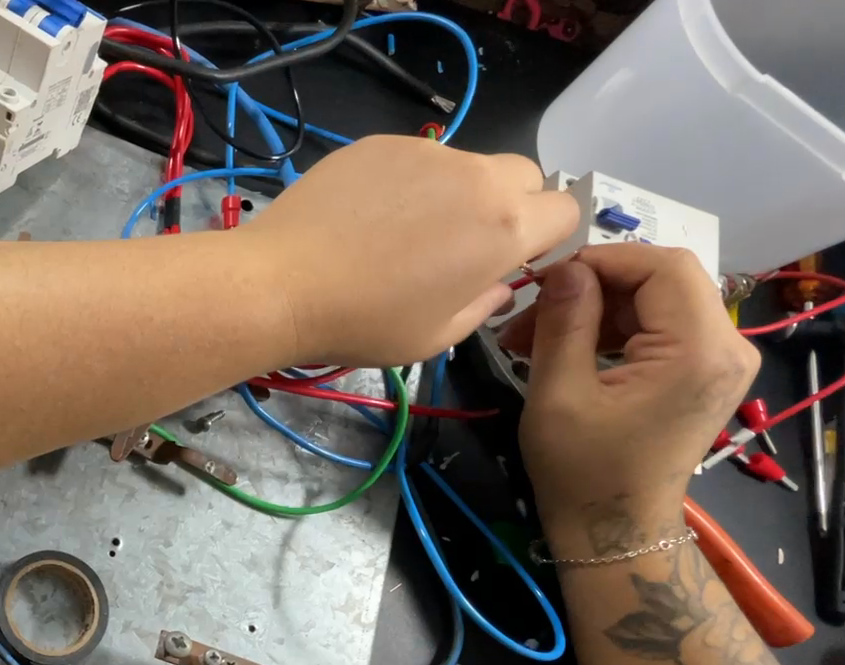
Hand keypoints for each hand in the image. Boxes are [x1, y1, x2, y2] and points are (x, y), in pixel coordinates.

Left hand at [248, 136, 579, 366]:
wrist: (277, 286)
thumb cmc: (356, 324)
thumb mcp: (429, 339)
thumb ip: (480, 308)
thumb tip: (497, 285)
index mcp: (504, 229)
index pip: (567, 211)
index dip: (543, 237)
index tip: (506, 259)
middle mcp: (477, 177)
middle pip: (523, 177)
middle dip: (507, 206)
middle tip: (452, 247)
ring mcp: (426, 153)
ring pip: (463, 166)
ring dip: (449, 194)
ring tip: (392, 235)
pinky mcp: (379, 144)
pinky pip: (410, 160)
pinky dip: (400, 184)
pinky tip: (357, 219)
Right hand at [504, 244, 758, 555]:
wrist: (613, 527)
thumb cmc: (580, 469)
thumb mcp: (557, 396)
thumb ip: (563, 326)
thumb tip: (563, 271)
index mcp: (697, 350)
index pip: (662, 267)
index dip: (601, 260)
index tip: (540, 278)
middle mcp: (726, 346)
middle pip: (662, 281)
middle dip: (591, 285)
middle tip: (526, 310)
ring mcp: (718, 360)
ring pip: (656, 303)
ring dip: (593, 309)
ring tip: (529, 335)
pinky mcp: (700, 374)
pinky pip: (657, 330)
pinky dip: (608, 330)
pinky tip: (562, 347)